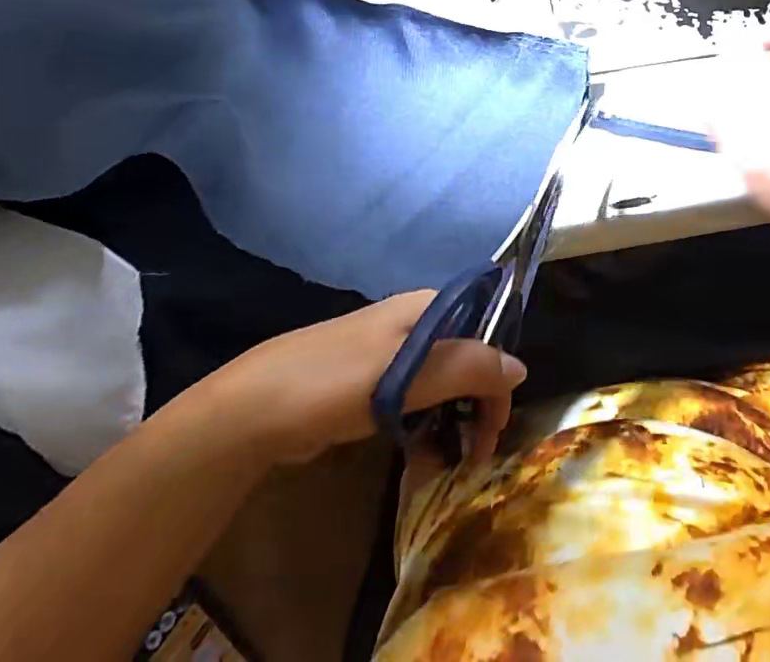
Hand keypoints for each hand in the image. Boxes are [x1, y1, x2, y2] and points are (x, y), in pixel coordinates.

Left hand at [201, 290, 526, 464]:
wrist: (250, 410)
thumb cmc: (333, 382)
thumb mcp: (406, 373)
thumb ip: (466, 367)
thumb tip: (520, 368)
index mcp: (425, 308)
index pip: (485, 334)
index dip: (496, 378)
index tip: (493, 428)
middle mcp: (413, 324)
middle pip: (467, 359)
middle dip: (477, 404)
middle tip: (475, 454)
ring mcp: (390, 354)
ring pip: (442, 383)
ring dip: (453, 420)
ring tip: (450, 461)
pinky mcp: (371, 383)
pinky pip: (415, 400)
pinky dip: (425, 426)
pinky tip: (422, 455)